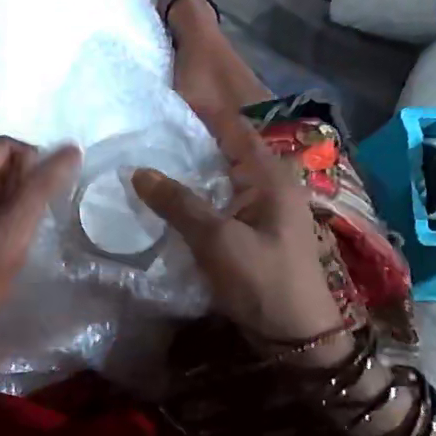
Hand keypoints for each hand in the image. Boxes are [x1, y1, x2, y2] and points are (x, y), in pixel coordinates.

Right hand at [132, 112, 343, 343]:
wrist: (297, 334)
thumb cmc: (263, 281)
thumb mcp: (217, 240)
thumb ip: (179, 203)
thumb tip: (138, 171)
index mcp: (269, 175)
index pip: (231, 127)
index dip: (198, 111)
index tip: (159, 101)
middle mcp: (267, 183)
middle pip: (223, 149)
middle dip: (185, 140)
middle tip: (141, 133)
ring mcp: (261, 208)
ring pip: (218, 176)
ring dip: (187, 170)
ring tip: (143, 160)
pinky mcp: (251, 230)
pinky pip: (218, 201)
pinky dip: (193, 196)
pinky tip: (165, 201)